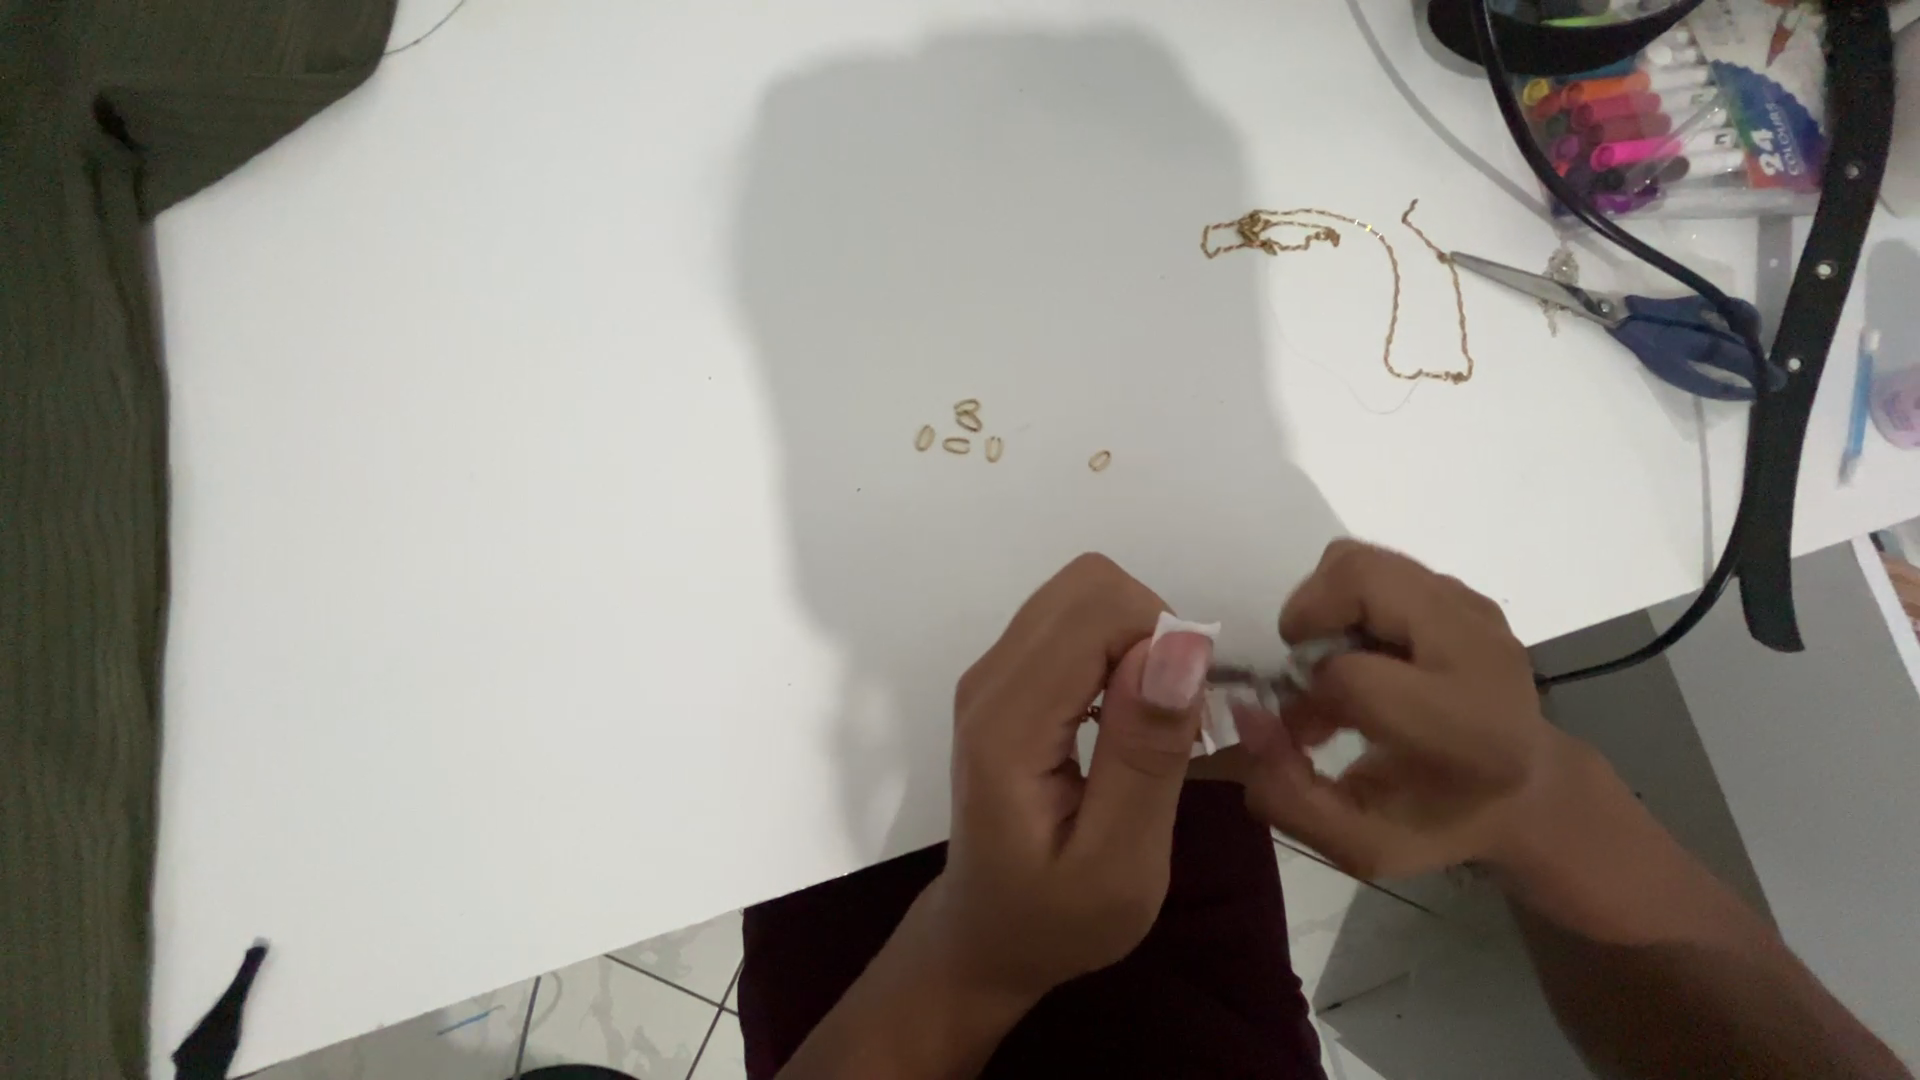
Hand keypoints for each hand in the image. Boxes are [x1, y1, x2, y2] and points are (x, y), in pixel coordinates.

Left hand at [922, 553, 1215, 1002]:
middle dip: (1154, 634)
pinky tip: (1127, 716)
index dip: (1163, 643)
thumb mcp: (1119, 864)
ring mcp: (992, 671)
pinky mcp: (1006, 677)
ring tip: (1152, 724)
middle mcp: (990, 677)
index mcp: (1008, 721)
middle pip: (1088, 586)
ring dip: (1140, 641)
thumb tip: (1180, 644)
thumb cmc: (1055, 917)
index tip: (1186, 721)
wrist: (987, 931)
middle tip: (1173, 720)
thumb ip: (1146, 754)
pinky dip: (1119, 649)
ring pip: (1082, 595)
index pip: (1096, 610)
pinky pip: (1073, 622)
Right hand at [1235, 539, 1570, 879]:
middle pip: (1360, 580)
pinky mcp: (1461, 592)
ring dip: (1322, 604)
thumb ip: (1286, 792)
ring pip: (1360, 561)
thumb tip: (1245, 714)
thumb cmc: (1434, 817)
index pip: (1352, 676)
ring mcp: (1473, 612)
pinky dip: (1344, 596)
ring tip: (1331, 653)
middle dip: (1307, 616)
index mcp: (1465, 728)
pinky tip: (1358, 644)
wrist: (1525, 788)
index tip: (1306, 724)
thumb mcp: (1358, 843)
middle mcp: (1478, 652)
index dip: (1310, 694)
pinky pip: (1375, 565)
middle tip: (1304, 664)